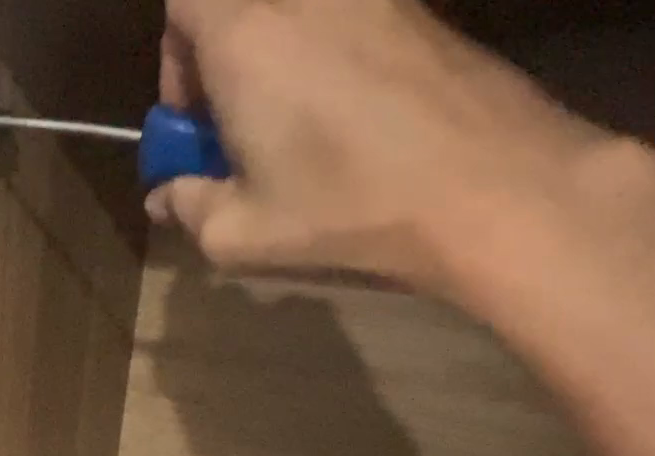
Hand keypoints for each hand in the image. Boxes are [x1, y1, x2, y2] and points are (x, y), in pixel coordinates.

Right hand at [147, 0, 621, 293]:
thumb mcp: (238, 233)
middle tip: (235, 127)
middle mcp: (304, 0)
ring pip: (294, 16)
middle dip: (221, 58)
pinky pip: (346, 21)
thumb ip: (187, 206)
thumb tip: (166, 195)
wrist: (488, 186)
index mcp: (245, 38)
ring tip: (292, 130)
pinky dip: (325, 59)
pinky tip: (345, 123)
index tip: (193, 116)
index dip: (175, 54)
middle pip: (239, 7)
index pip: (185, 2)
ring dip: (275, 61)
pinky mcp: (418, 13)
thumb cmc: (343, 209)